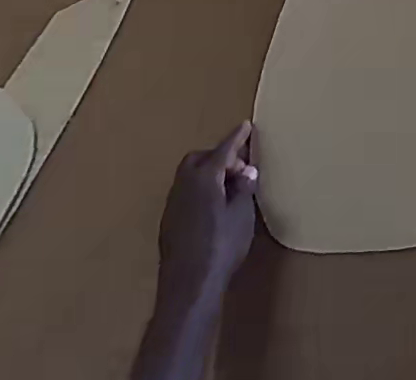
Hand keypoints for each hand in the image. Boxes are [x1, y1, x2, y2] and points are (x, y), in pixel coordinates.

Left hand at [156, 121, 258, 301]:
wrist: (188, 288)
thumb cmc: (221, 246)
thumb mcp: (242, 215)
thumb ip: (244, 189)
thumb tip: (247, 172)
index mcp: (204, 178)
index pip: (223, 150)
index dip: (237, 138)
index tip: (246, 126)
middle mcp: (184, 186)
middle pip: (199, 159)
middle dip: (219, 157)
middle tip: (239, 168)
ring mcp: (173, 205)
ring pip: (189, 176)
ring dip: (208, 174)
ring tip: (229, 189)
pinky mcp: (169, 224)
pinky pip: (185, 194)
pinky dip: (200, 191)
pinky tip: (213, 208)